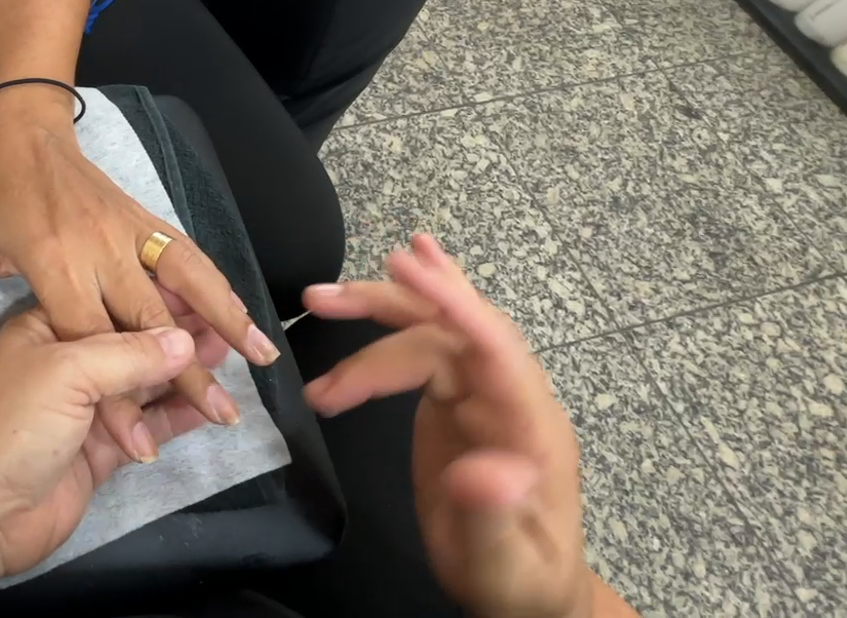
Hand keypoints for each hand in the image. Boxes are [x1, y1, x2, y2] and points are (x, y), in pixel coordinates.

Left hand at [0, 90, 277, 460]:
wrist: (23, 133)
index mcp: (51, 263)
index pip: (91, 340)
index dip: (116, 395)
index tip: (140, 444)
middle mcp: (96, 248)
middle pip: (147, 318)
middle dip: (186, 371)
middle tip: (226, 414)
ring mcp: (125, 227)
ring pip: (184, 277)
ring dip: (225, 315)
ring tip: (261, 356)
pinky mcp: (141, 214)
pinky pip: (184, 249)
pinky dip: (216, 279)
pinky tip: (238, 307)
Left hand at [0, 310, 209, 587]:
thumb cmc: (7, 424)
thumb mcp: (64, 373)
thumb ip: (126, 355)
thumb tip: (184, 342)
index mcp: (50, 323)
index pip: (115, 300)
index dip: (160, 299)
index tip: (204, 294)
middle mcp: (70, 356)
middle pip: (136, 336)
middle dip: (181, 329)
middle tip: (228, 324)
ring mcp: (85, 402)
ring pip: (146, 377)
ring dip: (186, 369)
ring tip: (228, 355)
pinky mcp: (99, 445)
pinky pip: (145, 422)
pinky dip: (177, 414)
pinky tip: (210, 408)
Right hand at [300, 235, 589, 617]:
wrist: (525, 589)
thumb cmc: (515, 579)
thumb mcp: (501, 561)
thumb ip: (493, 515)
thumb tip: (485, 470)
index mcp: (527, 424)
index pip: (491, 344)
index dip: (449, 299)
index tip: (403, 266)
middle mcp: (506, 392)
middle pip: (447, 326)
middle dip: (384, 305)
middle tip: (319, 301)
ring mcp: (481, 388)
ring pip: (430, 326)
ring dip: (376, 306)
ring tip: (319, 299)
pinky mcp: (456, 391)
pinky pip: (431, 337)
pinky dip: (419, 296)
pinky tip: (414, 260)